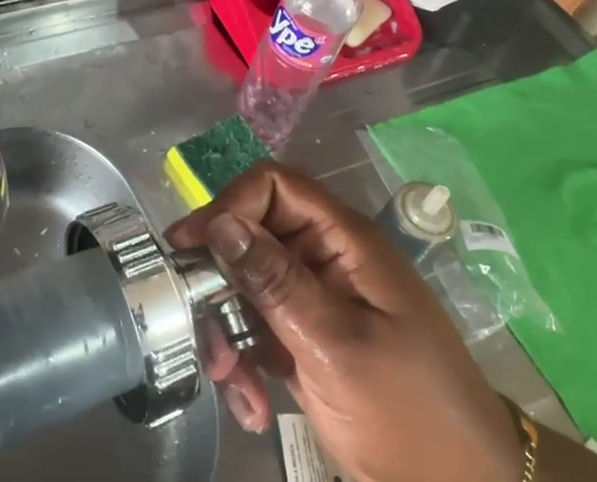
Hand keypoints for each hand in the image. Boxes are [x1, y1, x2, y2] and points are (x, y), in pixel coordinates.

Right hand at [167, 163, 521, 481]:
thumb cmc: (407, 409)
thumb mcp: (335, 343)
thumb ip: (275, 281)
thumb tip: (218, 223)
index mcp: (345, 243)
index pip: (275, 188)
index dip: (229, 208)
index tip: (189, 251)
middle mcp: (326, 262)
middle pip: (251, 242)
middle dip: (220, 287)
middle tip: (204, 335)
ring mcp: (315, 304)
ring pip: (246, 292)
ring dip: (228, 335)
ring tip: (231, 382)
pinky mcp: (306, 343)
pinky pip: (257, 333)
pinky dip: (245, 365)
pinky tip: (252, 406)